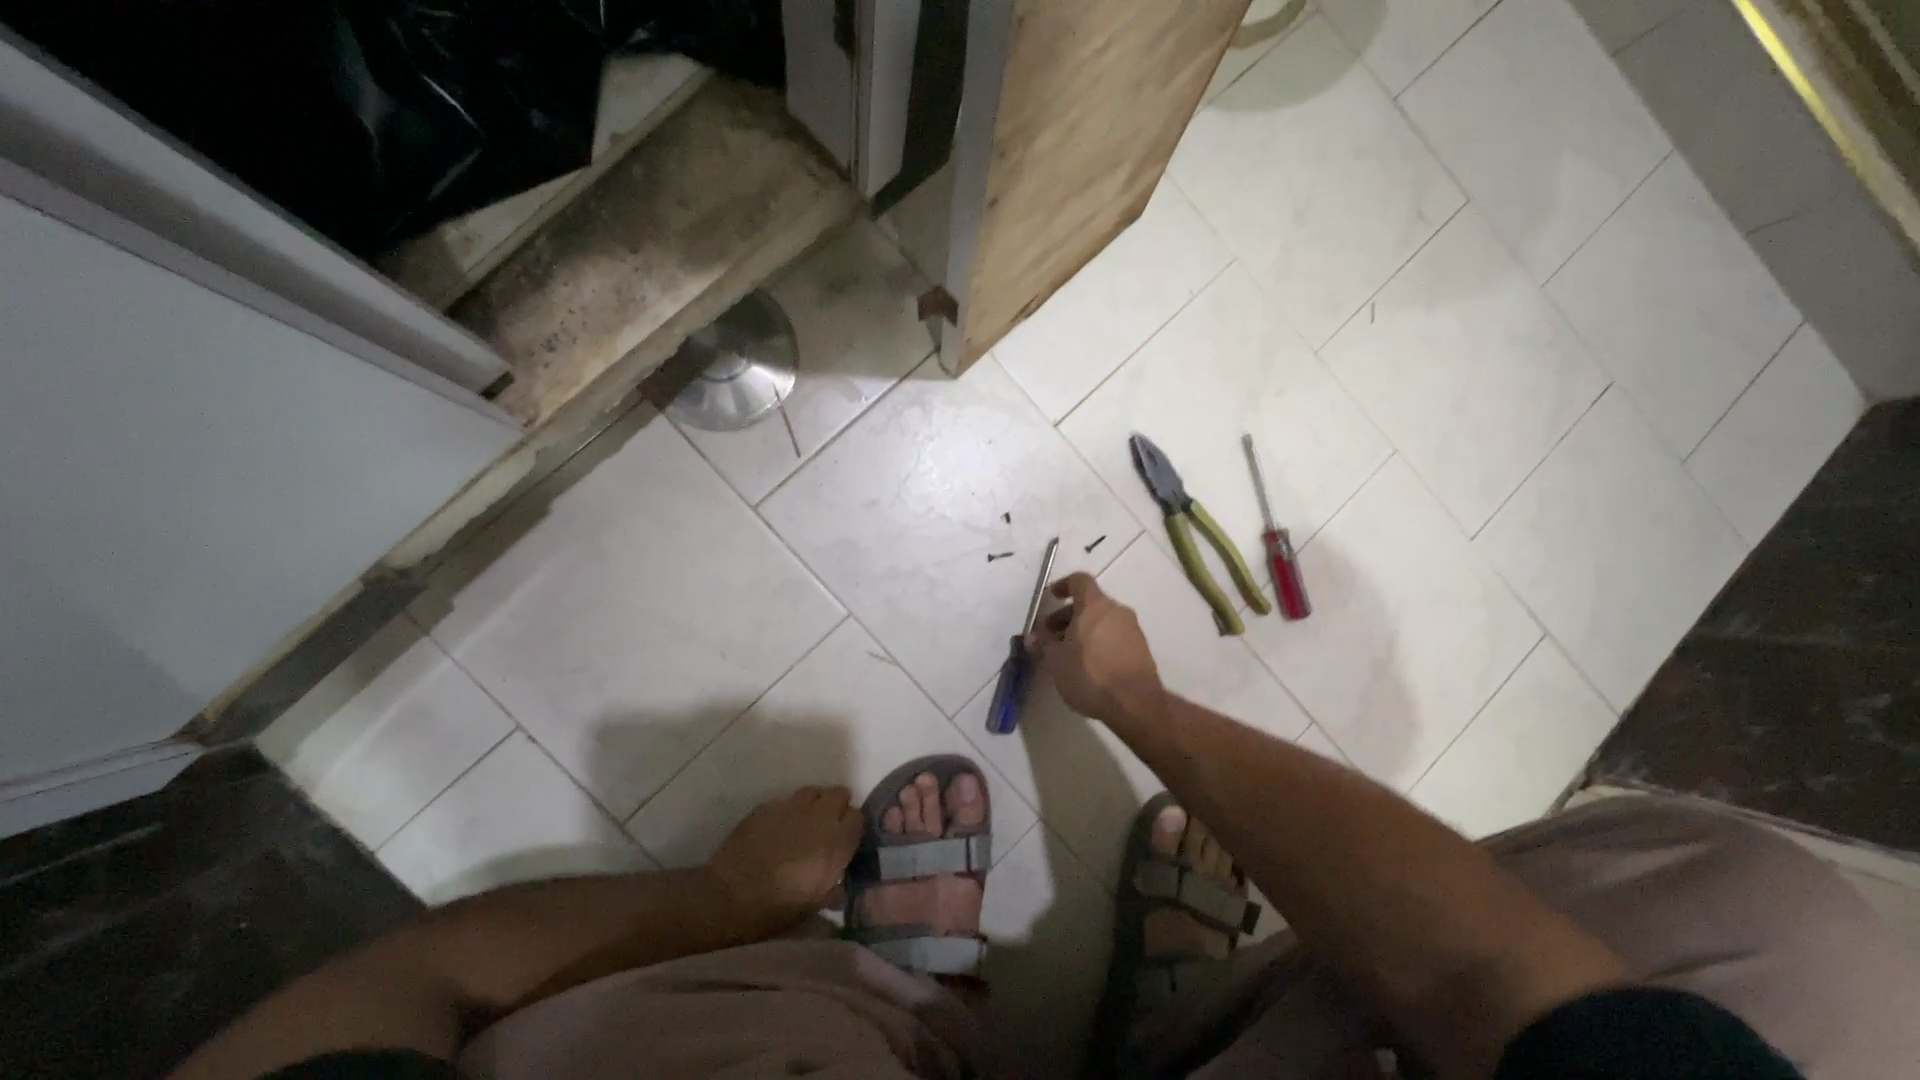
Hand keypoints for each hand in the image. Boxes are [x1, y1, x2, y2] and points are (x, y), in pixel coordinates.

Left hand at [708, 786, 861, 930]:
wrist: (732, 895)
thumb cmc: (779, 907)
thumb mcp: (815, 906)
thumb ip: (834, 891)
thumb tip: (842, 888)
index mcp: (837, 841)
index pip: (858, 816)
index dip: (852, 826)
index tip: (846, 838)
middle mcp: (819, 817)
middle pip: (838, 794)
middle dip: (836, 807)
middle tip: (827, 826)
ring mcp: (791, 807)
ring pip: (813, 791)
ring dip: (814, 803)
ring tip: (804, 822)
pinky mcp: (766, 806)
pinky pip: (785, 801)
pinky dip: (788, 811)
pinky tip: (778, 829)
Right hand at [1027, 572, 1167, 726]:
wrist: (1134, 703)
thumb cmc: (1090, 674)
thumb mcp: (1056, 661)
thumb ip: (1043, 644)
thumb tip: (1032, 637)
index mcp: (1095, 605)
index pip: (1079, 581)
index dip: (1063, 585)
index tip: (1052, 598)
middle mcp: (1117, 611)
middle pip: (1090, 603)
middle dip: (1069, 616)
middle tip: (1052, 636)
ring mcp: (1132, 629)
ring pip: (1103, 621)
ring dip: (1083, 631)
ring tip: (1068, 654)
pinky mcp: (1141, 649)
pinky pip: (1114, 637)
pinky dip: (1099, 643)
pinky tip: (1089, 666)